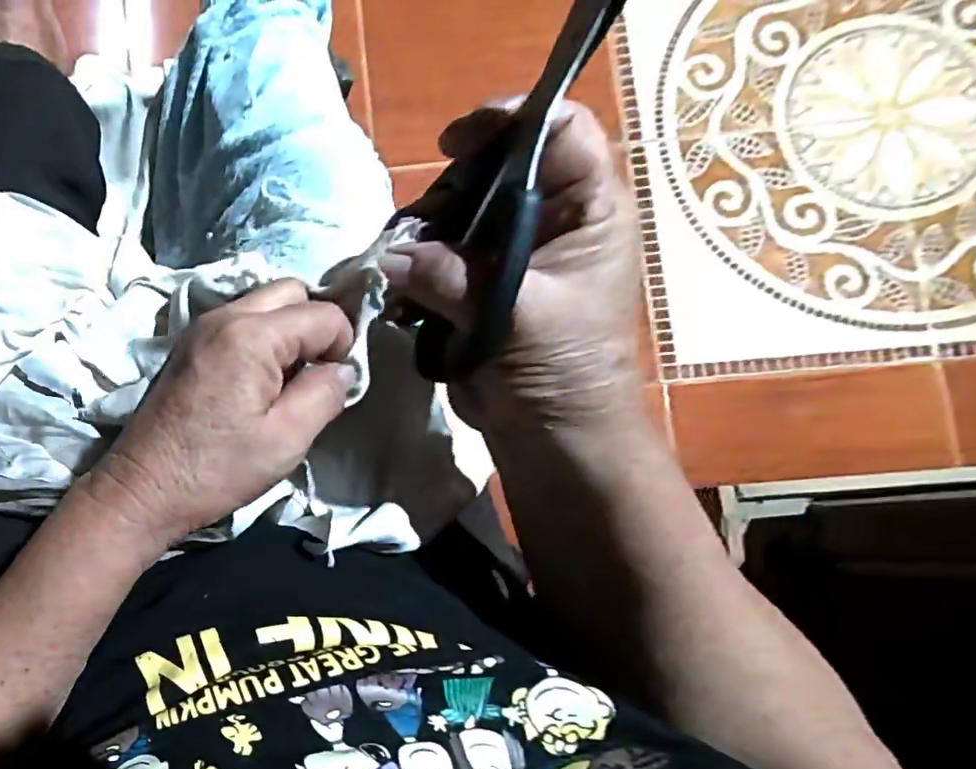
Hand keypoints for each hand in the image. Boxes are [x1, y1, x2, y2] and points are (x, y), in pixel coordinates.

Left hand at [86, 280, 356, 540]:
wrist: (144, 490)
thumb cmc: (216, 471)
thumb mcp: (285, 441)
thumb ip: (323, 395)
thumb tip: (343, 370)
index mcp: (250, 336)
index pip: (323, 313)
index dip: (342, 345)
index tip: (332, 384)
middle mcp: (222, 317)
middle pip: (290, 292)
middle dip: (314, 326)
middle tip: (313, 375)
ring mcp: (199, 329)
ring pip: (262, 304)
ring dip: (286, 333)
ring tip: (285, 383)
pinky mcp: (187, 348)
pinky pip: (238, 324)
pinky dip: (259, 341)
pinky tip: (256, 384)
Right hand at [382, 100, 644, 434]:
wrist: (550, 435)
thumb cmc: (562, 369)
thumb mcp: (516, 313)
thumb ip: (453, 278)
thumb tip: (390, 257)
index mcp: (585, 210)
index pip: (556, 134)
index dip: (507, 125)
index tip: (453, 146)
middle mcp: (546, 224)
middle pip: (492, 175)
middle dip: (448, 195)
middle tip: (412, 228)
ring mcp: (506, 259)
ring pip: (457, 222)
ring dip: (422, 239)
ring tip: (396, 268)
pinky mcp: (476, 292)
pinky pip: (438, 264)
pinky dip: (414, 273)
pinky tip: (399, 292)